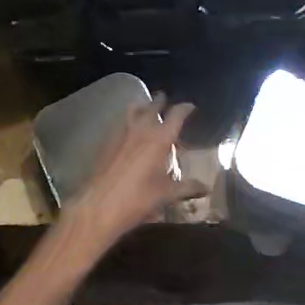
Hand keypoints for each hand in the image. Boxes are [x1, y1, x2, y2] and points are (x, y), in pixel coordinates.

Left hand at [61, 102, 205, 247]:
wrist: (99, 205)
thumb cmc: (137, 199)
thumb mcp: (166, 194)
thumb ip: (187, 187)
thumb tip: (206, 187)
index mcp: (159, 139)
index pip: (176, 115)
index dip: (185, 109)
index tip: (190, 107)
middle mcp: (141, 130)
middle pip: (152, 106)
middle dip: (160, 101)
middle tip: (165, 99)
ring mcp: (120, 133)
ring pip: (132, 110)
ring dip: (142, 106)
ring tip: (146, 107)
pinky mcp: (105, 141)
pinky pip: (119, 123)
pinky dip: (127, 120)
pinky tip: (128, 130)